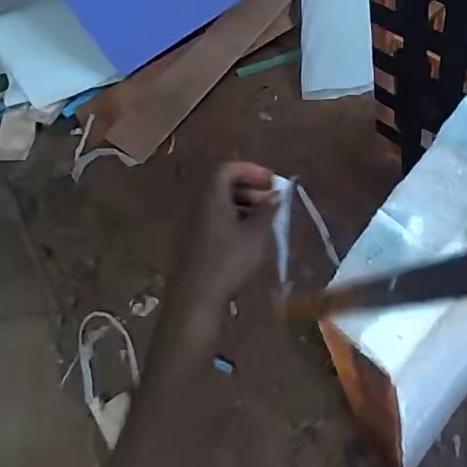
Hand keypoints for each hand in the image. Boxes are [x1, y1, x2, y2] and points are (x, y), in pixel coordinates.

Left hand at [173, 161, 279, 308]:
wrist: (195, 298)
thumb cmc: (228, 261)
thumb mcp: (256, 234)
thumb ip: (268, 210)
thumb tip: (276, 195)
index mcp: (211, 197)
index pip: (228, 168)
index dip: (251, 170)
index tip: (271, 182)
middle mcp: (197, 204)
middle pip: (222, 184)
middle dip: (249, 187)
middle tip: (271, 200)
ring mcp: (190, 222)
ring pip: (217, 202)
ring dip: (242, 203)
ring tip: (263, 219)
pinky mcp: (190, 240)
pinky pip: (212, 217)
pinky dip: (231, 217)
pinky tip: (246, 235)